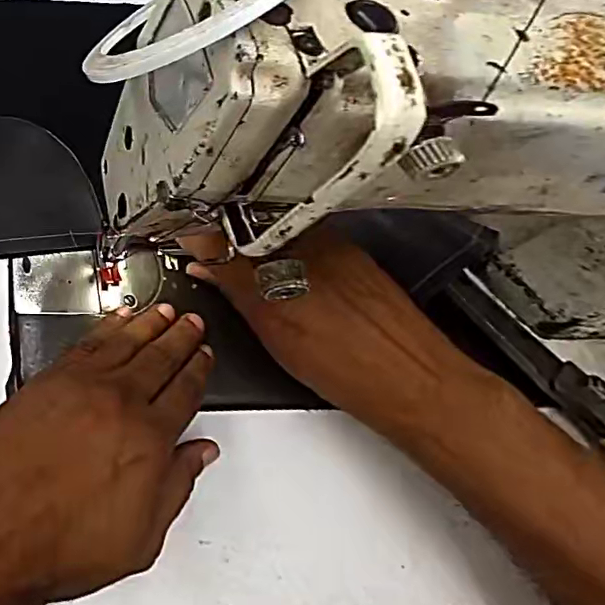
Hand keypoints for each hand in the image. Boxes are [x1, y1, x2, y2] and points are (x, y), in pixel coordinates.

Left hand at [0, 303, 217, 604]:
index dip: (198, 371)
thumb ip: (176, 485)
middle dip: (179, 338)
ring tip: (161, 312)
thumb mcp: (140, 537)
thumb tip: (198, 455)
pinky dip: (107, 326)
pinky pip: (88, 341)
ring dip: (148, 324)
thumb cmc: (59, 540)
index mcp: (148, 440)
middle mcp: (118, 404)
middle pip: (159, 359)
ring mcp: (82, 386)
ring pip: (125, 341)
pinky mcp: (51, 378)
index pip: (184, 392)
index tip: (204, 357)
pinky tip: (117, 320)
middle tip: (191, 323)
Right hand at [177, 226, 493, 435]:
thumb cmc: (351, 367)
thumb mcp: (273, 333)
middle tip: (215, 256)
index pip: (220, 233)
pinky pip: (305, 236)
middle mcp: (303, 241)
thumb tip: (207, 266)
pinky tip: (297, 279)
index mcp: (276, 261)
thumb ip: (233, 289)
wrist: (416, 381)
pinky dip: (290, 249)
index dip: (198, 235)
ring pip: (275, 228)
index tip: (188, 240)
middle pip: (246, 223)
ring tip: (260, 273)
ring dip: (256, 240)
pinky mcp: (350, 246)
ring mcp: (329, 240)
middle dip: (225, 235)